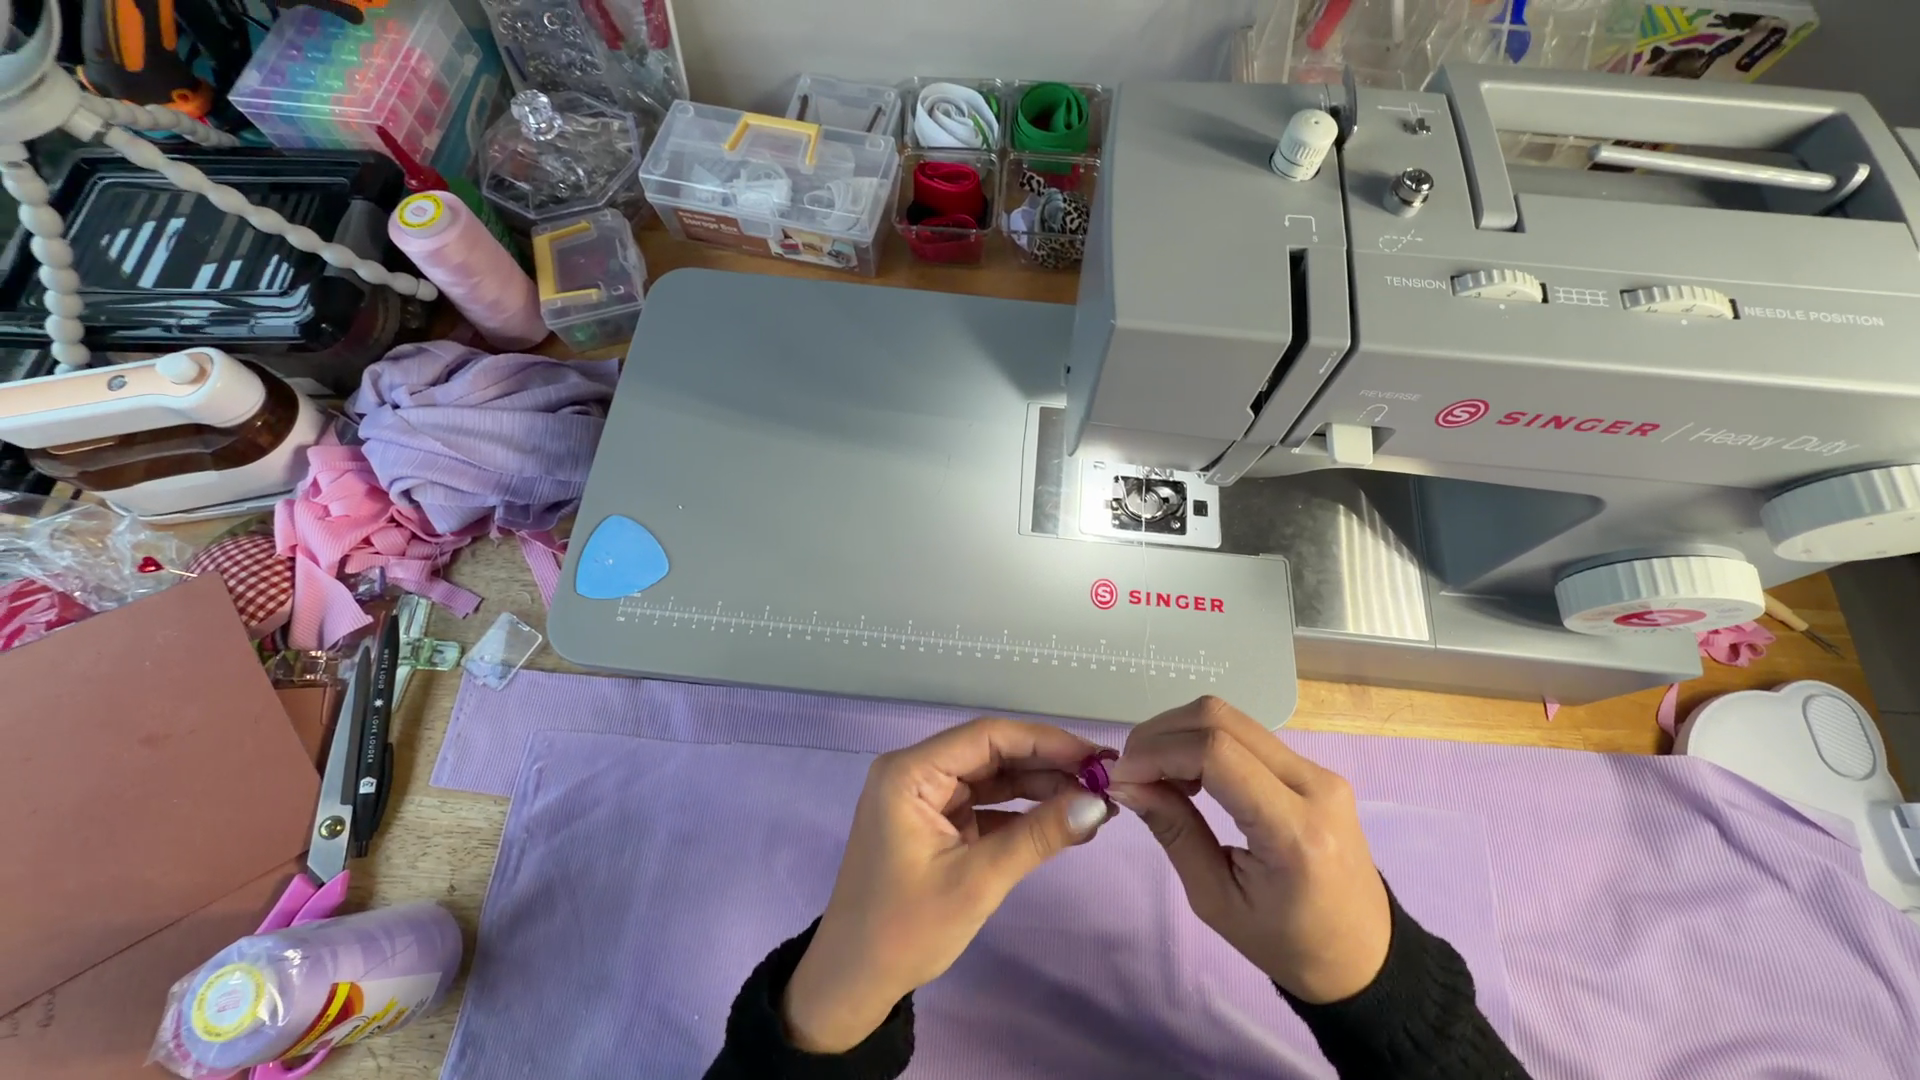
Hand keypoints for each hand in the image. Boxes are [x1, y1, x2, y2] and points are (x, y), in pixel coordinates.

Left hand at [783, 717, 1113, 1051]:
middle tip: (1106, 782)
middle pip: (993, 753)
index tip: (1097, 758)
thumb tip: (1097, 804)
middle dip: (1049, 766)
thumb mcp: (977, 881)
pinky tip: (1065, 821)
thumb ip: (1037, 836)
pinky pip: (987, 805)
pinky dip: (1023, 813)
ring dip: (1041, 789)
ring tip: (1096, 803)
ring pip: (994, 778)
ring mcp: (926, 798)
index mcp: (911, 772)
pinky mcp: (937, 823)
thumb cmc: (905, 930)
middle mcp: (916, 772)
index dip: (1046, 742)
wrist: (853, 982)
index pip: (988, 736)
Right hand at [1106, 697, 1390, 1003]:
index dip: (1158, 753)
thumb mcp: (1216, 899)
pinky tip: (1187, 775)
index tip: (1119, 776)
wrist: (1363, 956)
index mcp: (1295, 832)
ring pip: (1231, 718)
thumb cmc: (1286, 943)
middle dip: (1161, 734)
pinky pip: (1246, 734)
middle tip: (1129, 769)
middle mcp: (1314, 785)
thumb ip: (1174, 831)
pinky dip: (1202, 741)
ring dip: (1179, 734)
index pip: (1216, 754)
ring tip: (1155, 775)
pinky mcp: (1313, 767)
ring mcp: (1318, 770)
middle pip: (1221, 719)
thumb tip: (1125, 782)